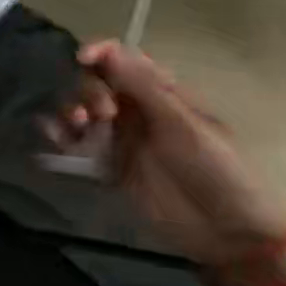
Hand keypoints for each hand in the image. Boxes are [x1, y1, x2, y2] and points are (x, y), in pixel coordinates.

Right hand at [43, 41, 285, 267]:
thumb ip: (144, 87)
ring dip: (71, 108)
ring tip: (78, 125)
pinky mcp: (109, 166)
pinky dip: (59, 136)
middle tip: (102, 114)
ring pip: (81, 109)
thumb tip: (107, 50)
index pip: (122, 58)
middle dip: (89, 89)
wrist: (232, 235)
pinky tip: (53, 136)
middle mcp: (136, 108)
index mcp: (160, 91)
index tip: (83, 58)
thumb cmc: (218, 170)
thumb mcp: (186, 124)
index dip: (100, 52)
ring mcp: (121, 137)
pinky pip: (76, 144)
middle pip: (96, 81)